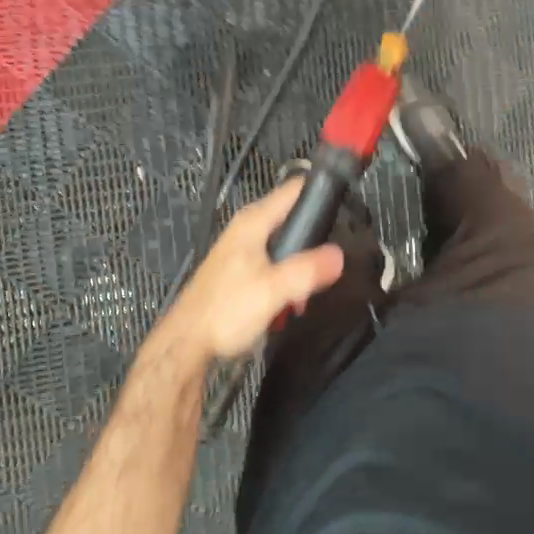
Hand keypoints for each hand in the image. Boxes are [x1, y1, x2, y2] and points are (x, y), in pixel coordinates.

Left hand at [157, 178, 344, 361]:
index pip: (295, 188)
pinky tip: (289, 300)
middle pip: (292, 217)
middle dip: (314, 236)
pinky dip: (285, 275)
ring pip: (283, 243)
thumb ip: (308, 270)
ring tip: (310, 287)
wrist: (186, 345)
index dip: (322, 191)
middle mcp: (247, 226)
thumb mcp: (273, 290)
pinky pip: (272, 261)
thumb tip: (339, 255)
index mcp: (254, 221)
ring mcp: (241, 247)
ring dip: (300, 262)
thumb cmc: (226, 311)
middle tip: (331, 258)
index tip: (347, 205)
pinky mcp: (238, 268)